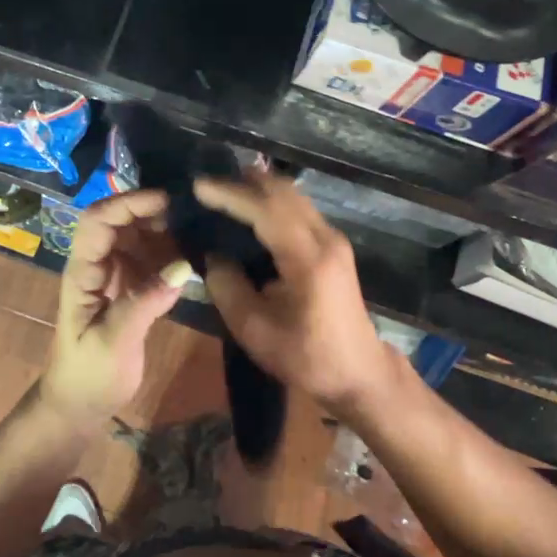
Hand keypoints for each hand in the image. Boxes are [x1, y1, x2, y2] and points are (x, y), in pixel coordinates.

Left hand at [40, 190, 193, 427]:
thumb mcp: (113, 343)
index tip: (165, 200)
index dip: (127, 204)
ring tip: (198, 233)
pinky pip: (149, 260)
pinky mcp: (130, 290)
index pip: (97, 221)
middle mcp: (96, 265)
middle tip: (191, 215)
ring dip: (163, 232)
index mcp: (82, 271)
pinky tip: (194, 258)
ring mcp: (113, 276)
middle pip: (118, 222)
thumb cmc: (88, 375)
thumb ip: (143, 304)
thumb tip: (181, 267)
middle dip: (150, 212)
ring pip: (136, 237)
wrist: (80, 405)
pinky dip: (169, 255)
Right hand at [197, 172, 403, 420]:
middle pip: (282, 191)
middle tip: (207, 183)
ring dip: (257, 187)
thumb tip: (212, 254)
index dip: (230, 194)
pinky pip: (297, 207)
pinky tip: (248, 208)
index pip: (265, 209)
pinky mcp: (332, 245)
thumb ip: (226, 285)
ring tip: (223, 191)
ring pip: (292, 195)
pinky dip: (269, 199)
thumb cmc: (306, 357)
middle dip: (242, 182)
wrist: (358, 375)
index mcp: (308, 259)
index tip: (198, 186)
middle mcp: (325, 239)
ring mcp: (333, 239)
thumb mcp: (254, 329)